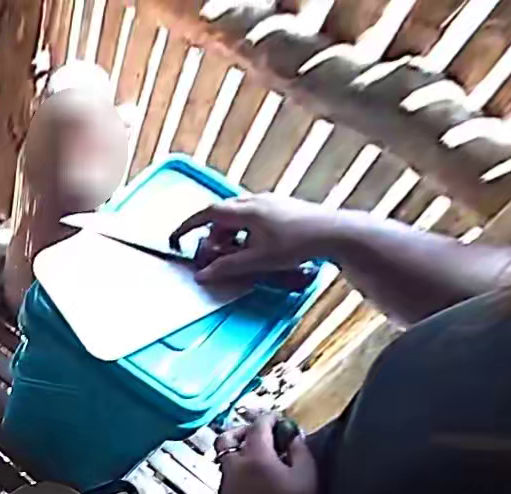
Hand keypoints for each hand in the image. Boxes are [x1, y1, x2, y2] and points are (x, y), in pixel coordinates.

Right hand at [168, 193, 353, 283]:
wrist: (334, 232)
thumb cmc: (294, 246)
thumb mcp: (256, 261)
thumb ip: (226, 268)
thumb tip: (200, 276)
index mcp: (246, 211)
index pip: (208, 213)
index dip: (189, 225)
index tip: (176, 237)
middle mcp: (255, 200)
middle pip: (221, 212)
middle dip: (210, 232)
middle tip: (211, 252)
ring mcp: (269, 201)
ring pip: (236, 213)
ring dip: (227, 232)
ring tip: (234, 251)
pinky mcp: (279, 206)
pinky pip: (250, 214)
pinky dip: (241, 229)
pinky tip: (252, 244)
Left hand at [215, 411, 318, 493]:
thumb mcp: (307, 472)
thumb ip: (297, 447)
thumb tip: (290, 434)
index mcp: (255, 458)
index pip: (257, 427)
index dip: (268, 419)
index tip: (277, 419)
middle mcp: (234, 469)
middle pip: (226, 439)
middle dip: (242, 432)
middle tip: (259, 434)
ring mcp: (225, 485)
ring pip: (225, 460)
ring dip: (239, 452)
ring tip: (260, 457)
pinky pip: (227, 478)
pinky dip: (238, 471)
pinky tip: (255, 478)